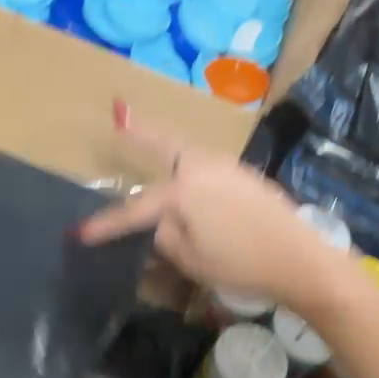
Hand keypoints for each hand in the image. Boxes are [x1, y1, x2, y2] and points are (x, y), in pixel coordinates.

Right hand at [79, 101, 349, 311]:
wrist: (299, 259)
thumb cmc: (241, 264)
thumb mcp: (192, 259)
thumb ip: (167, 237)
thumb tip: (160, 224)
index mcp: (183, 189)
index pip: (136, 208)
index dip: (107, 224)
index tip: (79, 233)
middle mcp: (203, 167)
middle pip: (165, 146)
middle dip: (140, 132)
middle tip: (119, 113)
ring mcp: (228, 168)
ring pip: (188, 151)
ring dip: (166, 145)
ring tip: (147, 138)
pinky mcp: (246, 177)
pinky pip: (206, 165)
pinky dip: (189, 164)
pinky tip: (187, 176)